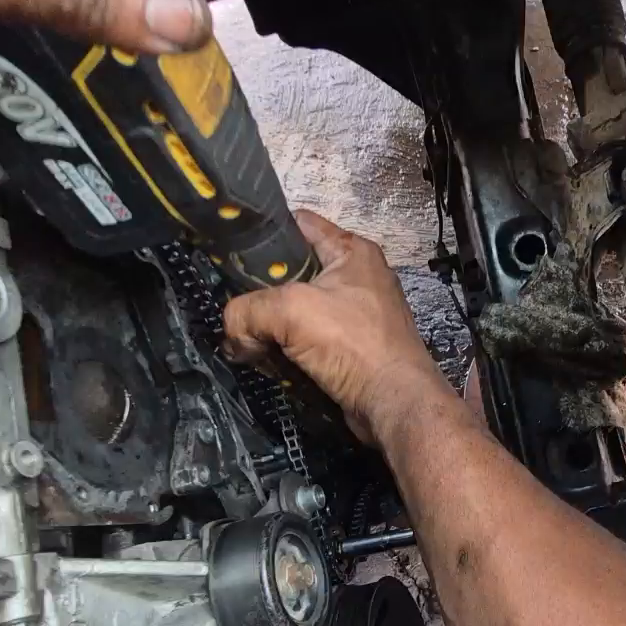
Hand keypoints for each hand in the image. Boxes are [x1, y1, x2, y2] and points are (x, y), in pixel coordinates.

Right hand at [222, 211, 461, 448]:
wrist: (395, 401)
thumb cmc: (353, 343)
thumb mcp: (290, 310)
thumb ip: (246, 311)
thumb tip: (234, 336)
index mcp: (352, 252)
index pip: (298, 223)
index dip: (263, 232)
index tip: (229, 250)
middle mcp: (358, 278)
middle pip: (293, 272)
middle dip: (261, 290)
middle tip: (235, 306)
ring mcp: (358, 315)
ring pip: (298, 311)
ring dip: (272, 328)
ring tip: (248, 341)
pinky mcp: (353, 348)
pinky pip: (309, 341)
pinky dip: (289, 351)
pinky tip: (272, 363)